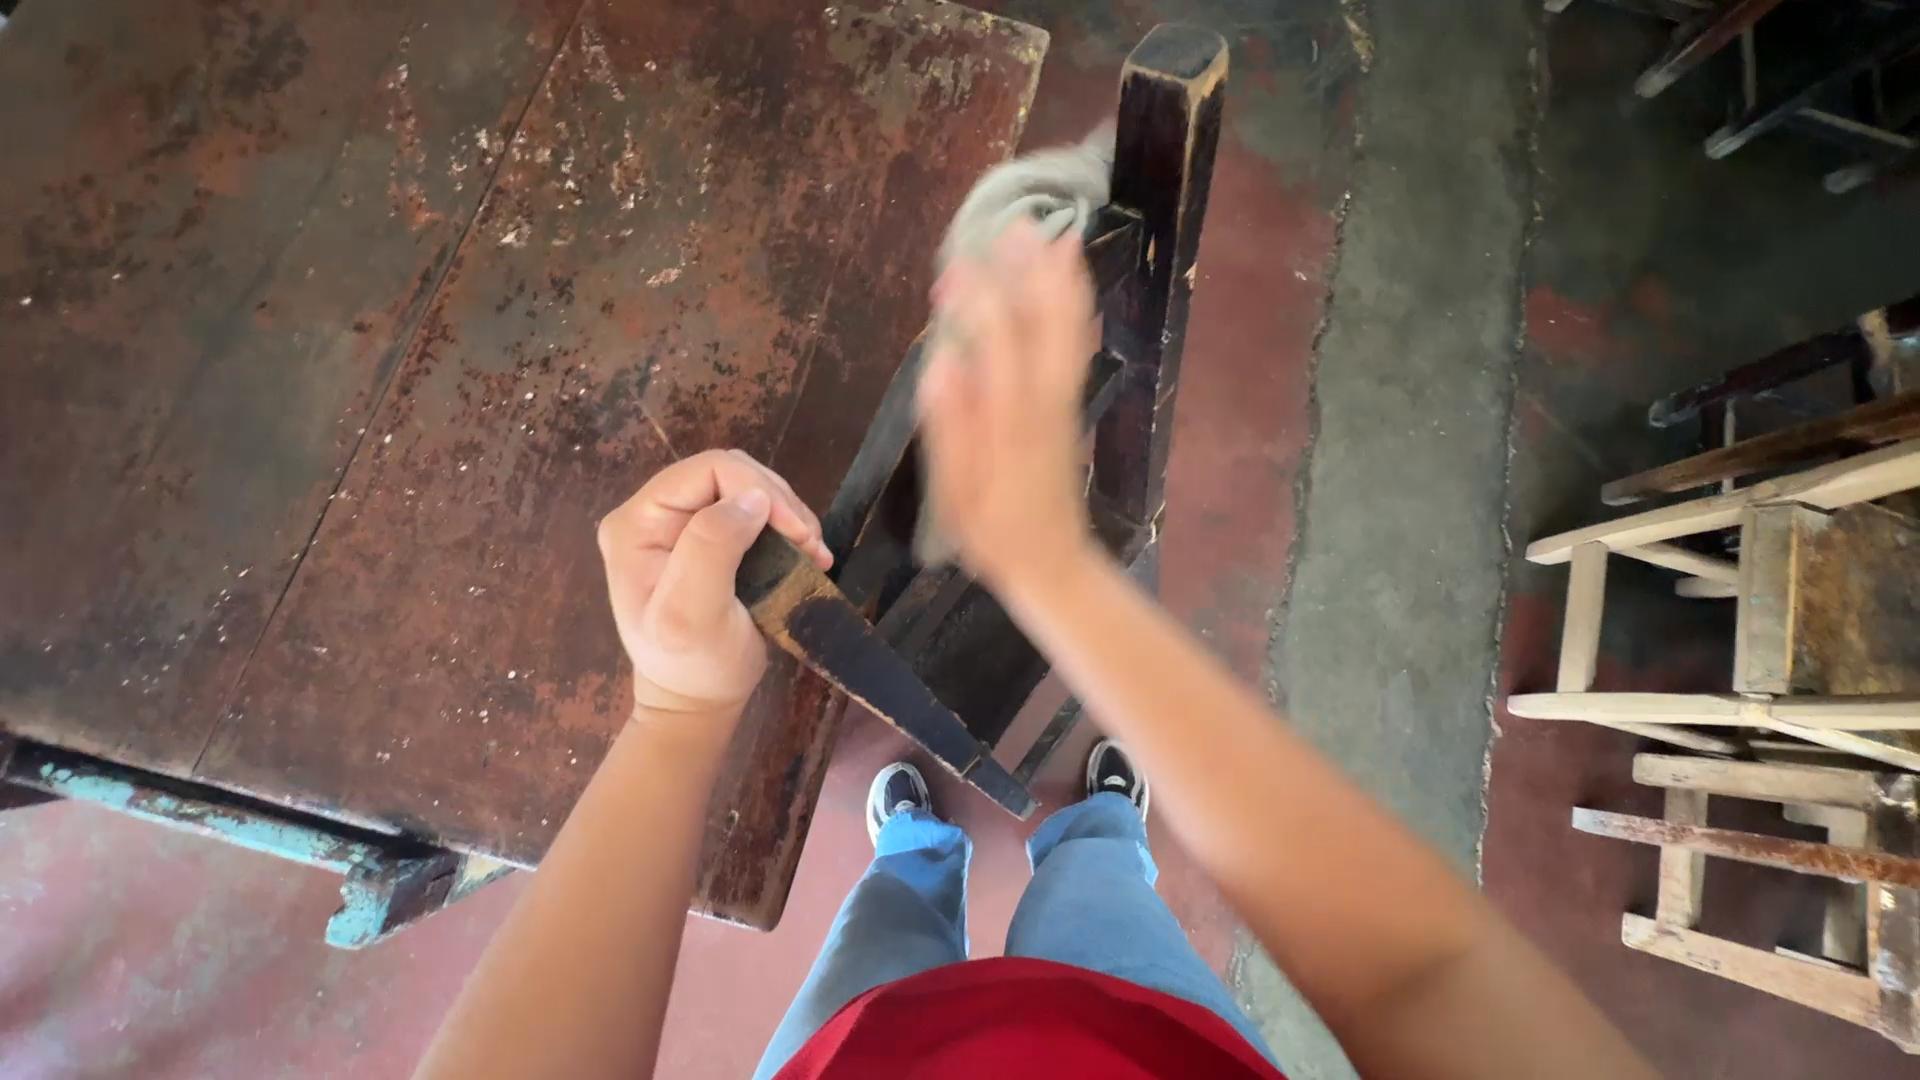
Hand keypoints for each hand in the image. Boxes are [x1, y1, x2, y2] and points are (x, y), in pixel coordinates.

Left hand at [597, 449, 830, 721]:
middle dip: (778, 502)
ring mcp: (682, 525)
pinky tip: (807, 553)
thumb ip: (711, 550)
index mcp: (637, 523)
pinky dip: (788, 526)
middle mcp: (655, 514)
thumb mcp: (691, 614)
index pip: (706, 471)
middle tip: (811, 544)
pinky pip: (756, 510)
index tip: (797, 532)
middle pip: (729, 473)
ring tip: (813, 551)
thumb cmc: (694, 665)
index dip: (757, 488)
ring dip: (789, 514)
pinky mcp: (711, 538)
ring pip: (748, 488)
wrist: (697, 701)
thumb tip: (752, 498)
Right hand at [917, 221, 1097, 586]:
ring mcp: (1063, 405)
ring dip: (1059, 284)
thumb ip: (950, 430)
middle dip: (1030, 275)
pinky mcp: (1070, 411)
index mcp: (1010, 422)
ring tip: (1050, 236)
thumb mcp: (957, 494)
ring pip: (1067, 335)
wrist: (1052, 562)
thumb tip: (940, 364)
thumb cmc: (993, 534)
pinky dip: (1075, 313)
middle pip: (1043, 328)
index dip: (980, 301)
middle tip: (1013, 225)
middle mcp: (1044, 403)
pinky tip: (1070, 290)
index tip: (956, 266)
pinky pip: (1076, 351)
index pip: (999, 346)